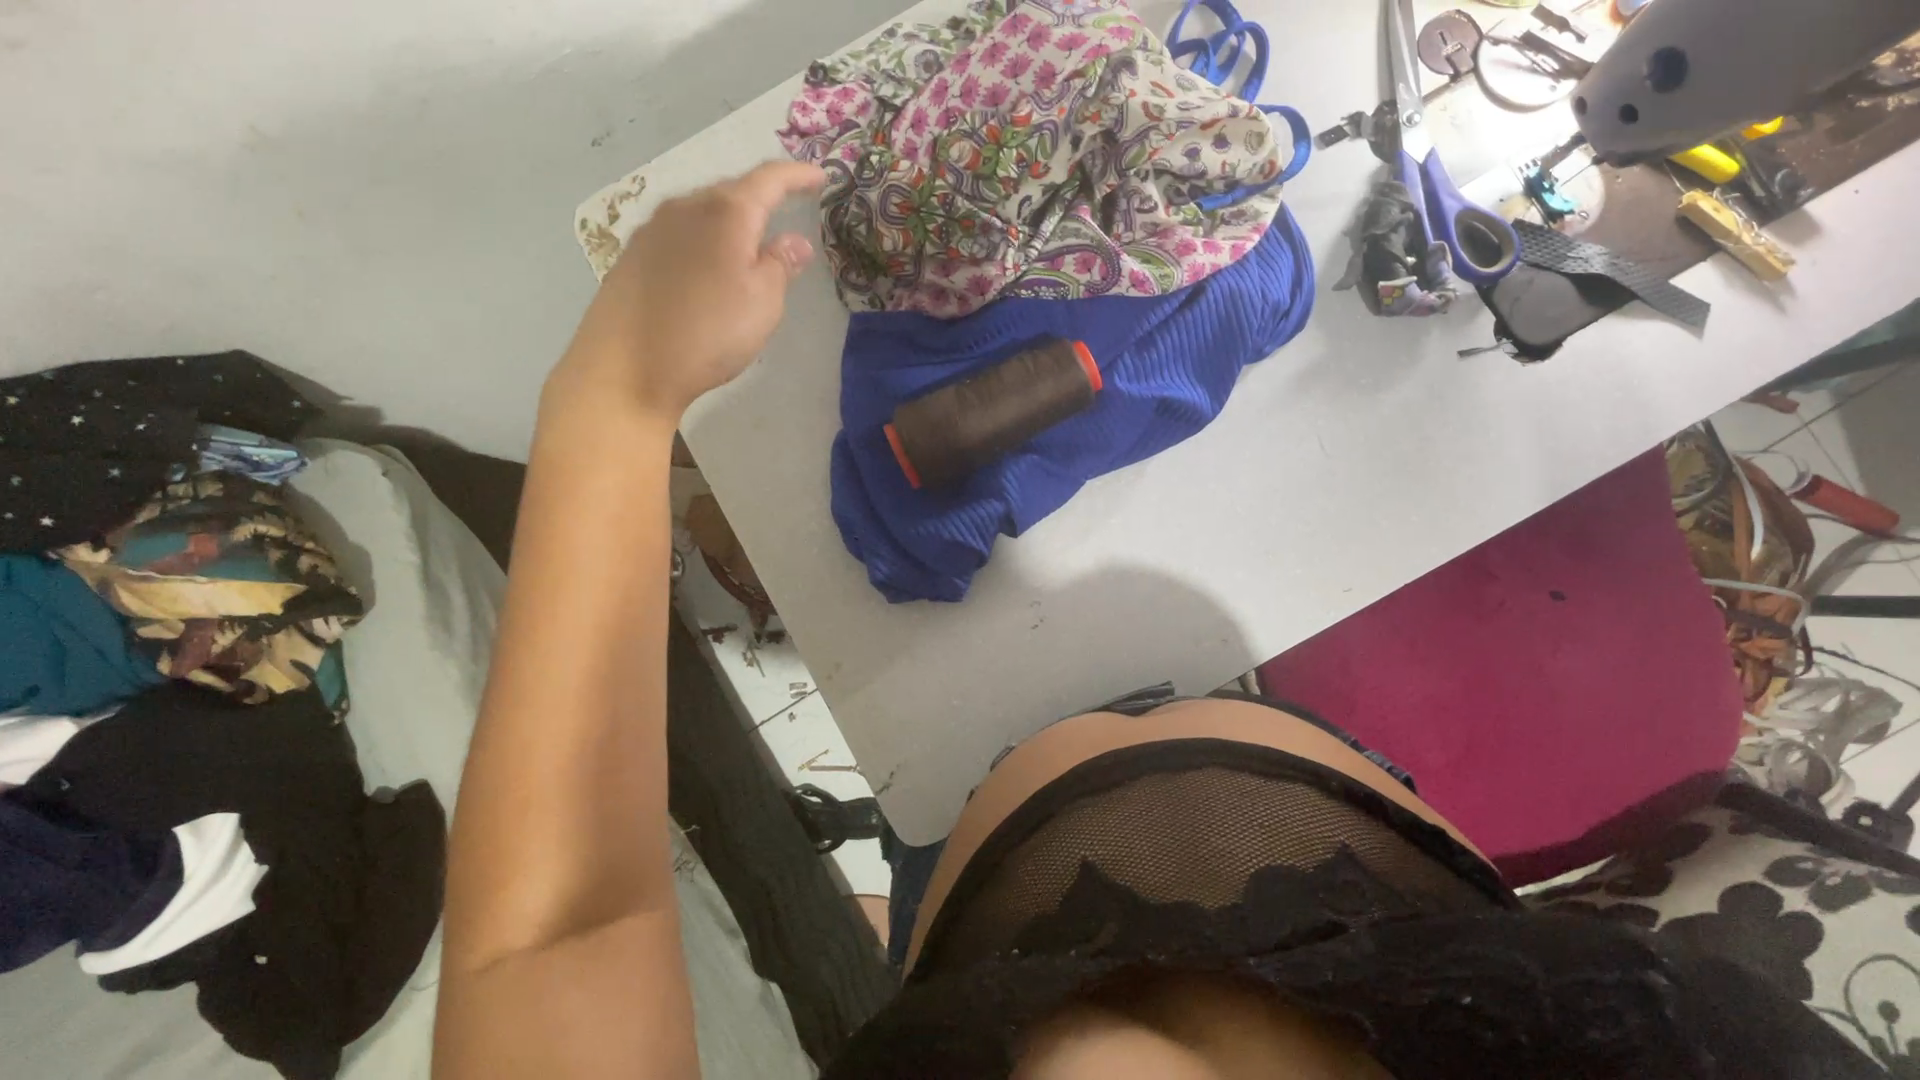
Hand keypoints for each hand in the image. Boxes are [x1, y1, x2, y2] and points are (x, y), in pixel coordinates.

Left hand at [552, 161, 825, 420]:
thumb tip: (794, 241)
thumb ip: (781, 265)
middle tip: (787, 210)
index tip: (820, 176)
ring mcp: (653, 229)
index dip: (797, 175)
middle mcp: (686, 207)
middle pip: (732, 191)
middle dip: (762, 198)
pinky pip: (680, 233)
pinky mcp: (633, 255)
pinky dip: (704, 240)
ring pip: (703, 212)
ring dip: (730, 221)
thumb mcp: (763, 303)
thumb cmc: (707, 334)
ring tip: (748, 240)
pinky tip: (708, 266)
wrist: (625, 368)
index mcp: (726, 212)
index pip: (769, 179)